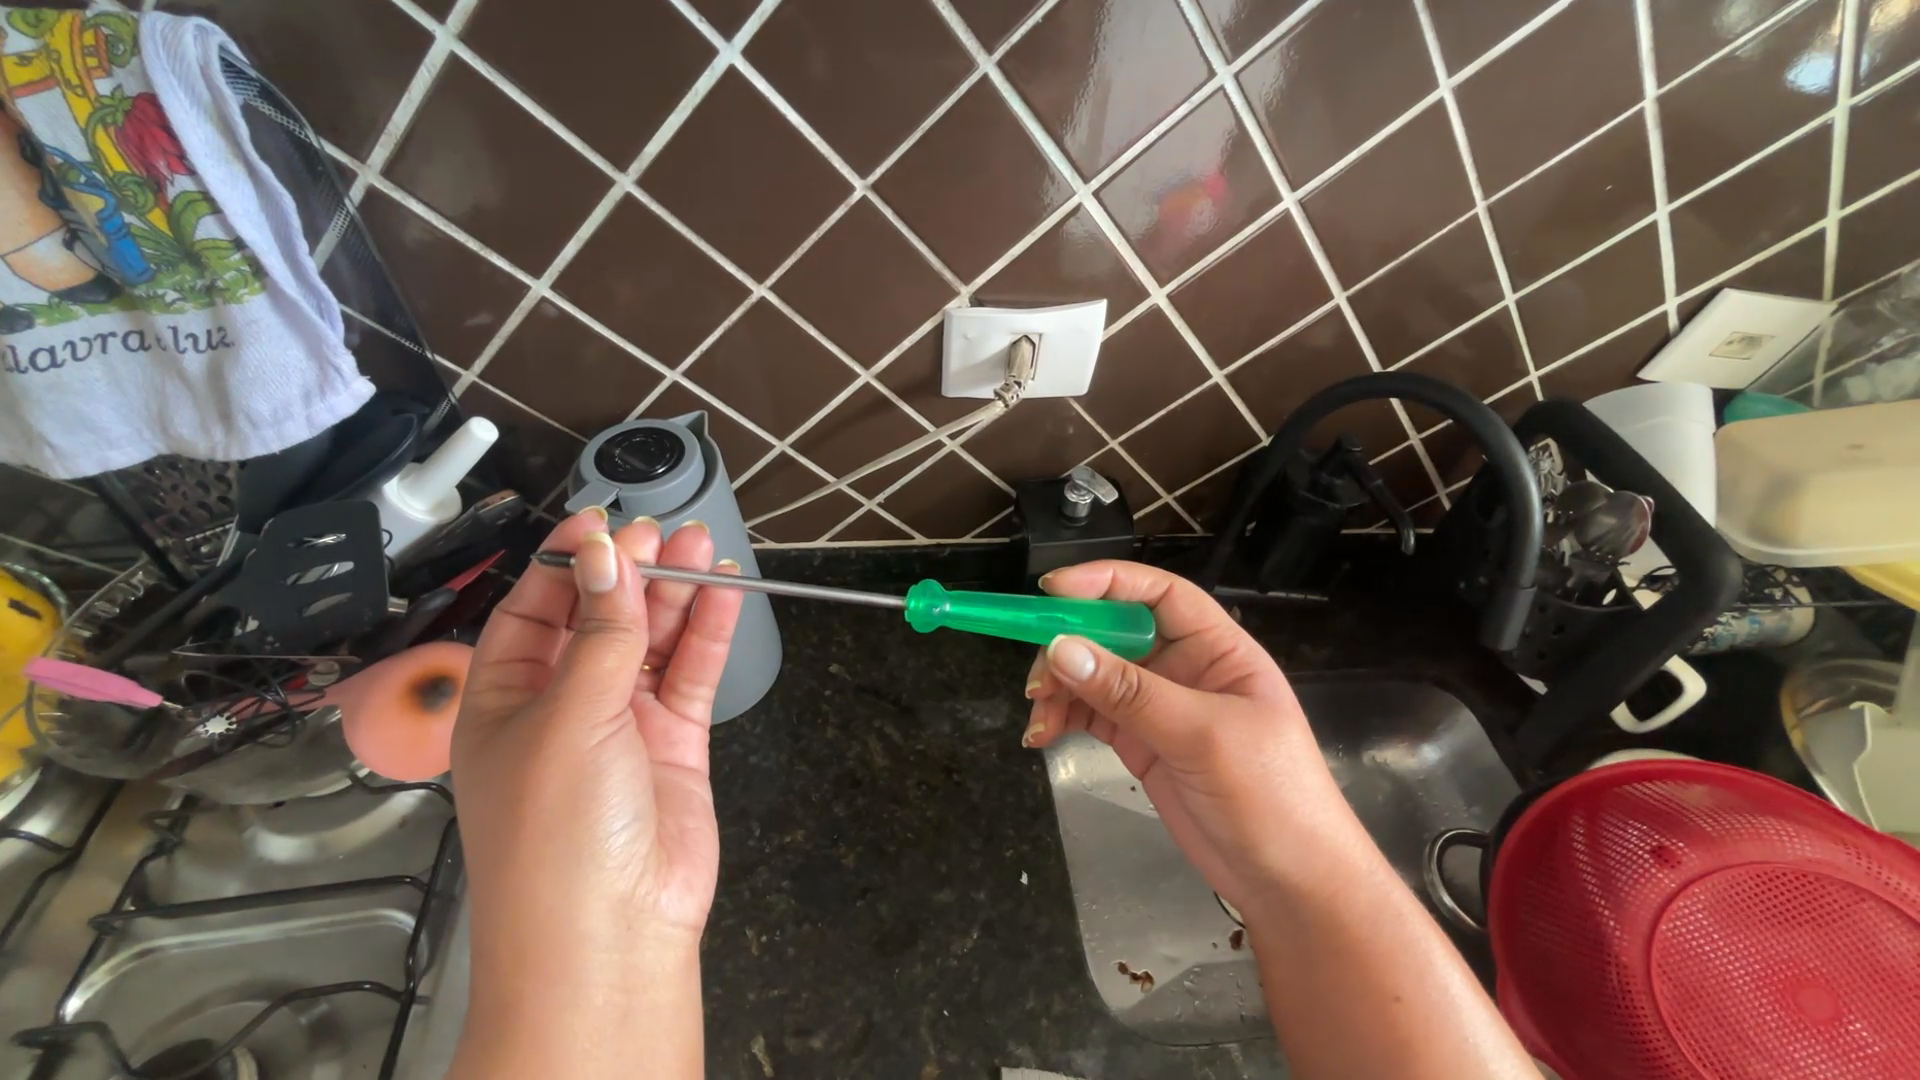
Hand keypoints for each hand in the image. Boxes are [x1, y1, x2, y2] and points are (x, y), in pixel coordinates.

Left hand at [449, 509, 742, 1076]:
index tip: (605, 523)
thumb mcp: (568, 717)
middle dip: (633, 574)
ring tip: (705, 547)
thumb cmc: (558, 831)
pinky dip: (711, 634)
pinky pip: (692, 673)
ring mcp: (624, 721)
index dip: (569, 564)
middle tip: (667, 533)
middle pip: (602, 618)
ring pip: (653, 640)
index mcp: (505, 697)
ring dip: (678, 595)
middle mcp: (563, 703)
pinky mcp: (675, 740)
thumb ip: (600, 632)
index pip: (534, 609)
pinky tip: (727, 597)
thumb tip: (608, 553)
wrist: (615, 933)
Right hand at [1021, 561, 1342, 910]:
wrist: (1290, 882)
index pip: (1156, 594)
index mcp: (1215, 647)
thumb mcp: (1202, 736)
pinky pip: (1089, 715)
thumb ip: (1130, 692)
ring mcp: (1157, 706)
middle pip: (1112, 633)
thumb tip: (1061, 649)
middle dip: (1069, 647)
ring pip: (1093, 674)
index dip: (1105, 581)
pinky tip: (1042, 735)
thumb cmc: (1270, 795)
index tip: (1051, 591)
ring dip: (1058, 688)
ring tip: (1039, 718)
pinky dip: (1061, 718)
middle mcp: (1182, 667)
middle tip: (1038, 680)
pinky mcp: (1139, 742)